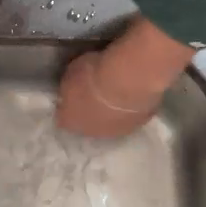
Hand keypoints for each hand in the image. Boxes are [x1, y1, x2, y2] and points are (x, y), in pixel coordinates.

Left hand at [56, 16, 197, 138]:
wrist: (128, 79)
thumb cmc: (92, 75)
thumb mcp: (71, 73)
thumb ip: (71, 85)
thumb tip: (75, 88)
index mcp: (70, 121)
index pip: (64, 118)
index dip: (68, 106)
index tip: (73, 94)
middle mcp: (93, 133)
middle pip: (90, 123)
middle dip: (92, 111)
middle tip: (97, 93)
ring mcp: (119, 130)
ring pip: (113, 122)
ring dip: (114, 111)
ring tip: (118, 91)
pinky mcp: (142, 122)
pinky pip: (134, 113)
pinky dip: (133, 104)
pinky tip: (134, 90)